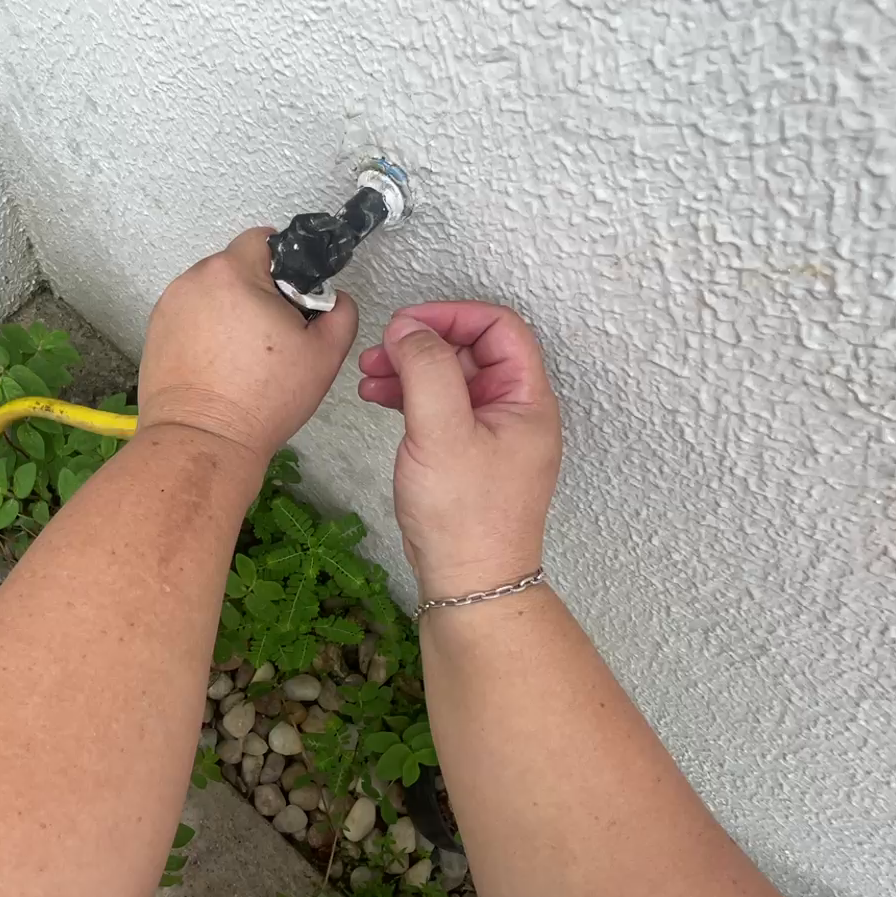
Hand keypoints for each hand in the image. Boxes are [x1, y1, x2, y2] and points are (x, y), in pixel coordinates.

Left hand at [139, 228, 358, 462]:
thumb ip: (341, 312)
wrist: (205, 439)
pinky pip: (190, 317)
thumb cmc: (259, 401)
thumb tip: (335, 300)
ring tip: (244, 356)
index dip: (286, 265)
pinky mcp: (155, 332)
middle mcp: (194, 281)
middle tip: (271, 336)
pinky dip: (206, 332)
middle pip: (235, 267)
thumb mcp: (324, 355)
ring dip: (230, 312)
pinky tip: (220, 365)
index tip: (292, 297)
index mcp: (233, 272)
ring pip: (212, 293)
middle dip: (257, 291)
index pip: (263, 240)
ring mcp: (169, 307)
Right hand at [357, 302, 560, 597]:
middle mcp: (513, 411)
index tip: (406, 324)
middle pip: (469, 352)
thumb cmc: (464, 516)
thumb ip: (427, 370)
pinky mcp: (465, 453)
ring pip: (449, 380)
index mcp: (526, 399)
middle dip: (421, 344)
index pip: (498, 328)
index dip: (451, 316)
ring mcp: (489, 434)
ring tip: (369, 376)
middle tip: (380, 352)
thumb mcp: (442, 431)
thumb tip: (409, 328)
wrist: (467, 580)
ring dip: (410, 370)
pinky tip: (380, 399)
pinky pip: (439, 408)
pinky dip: (409, 398)